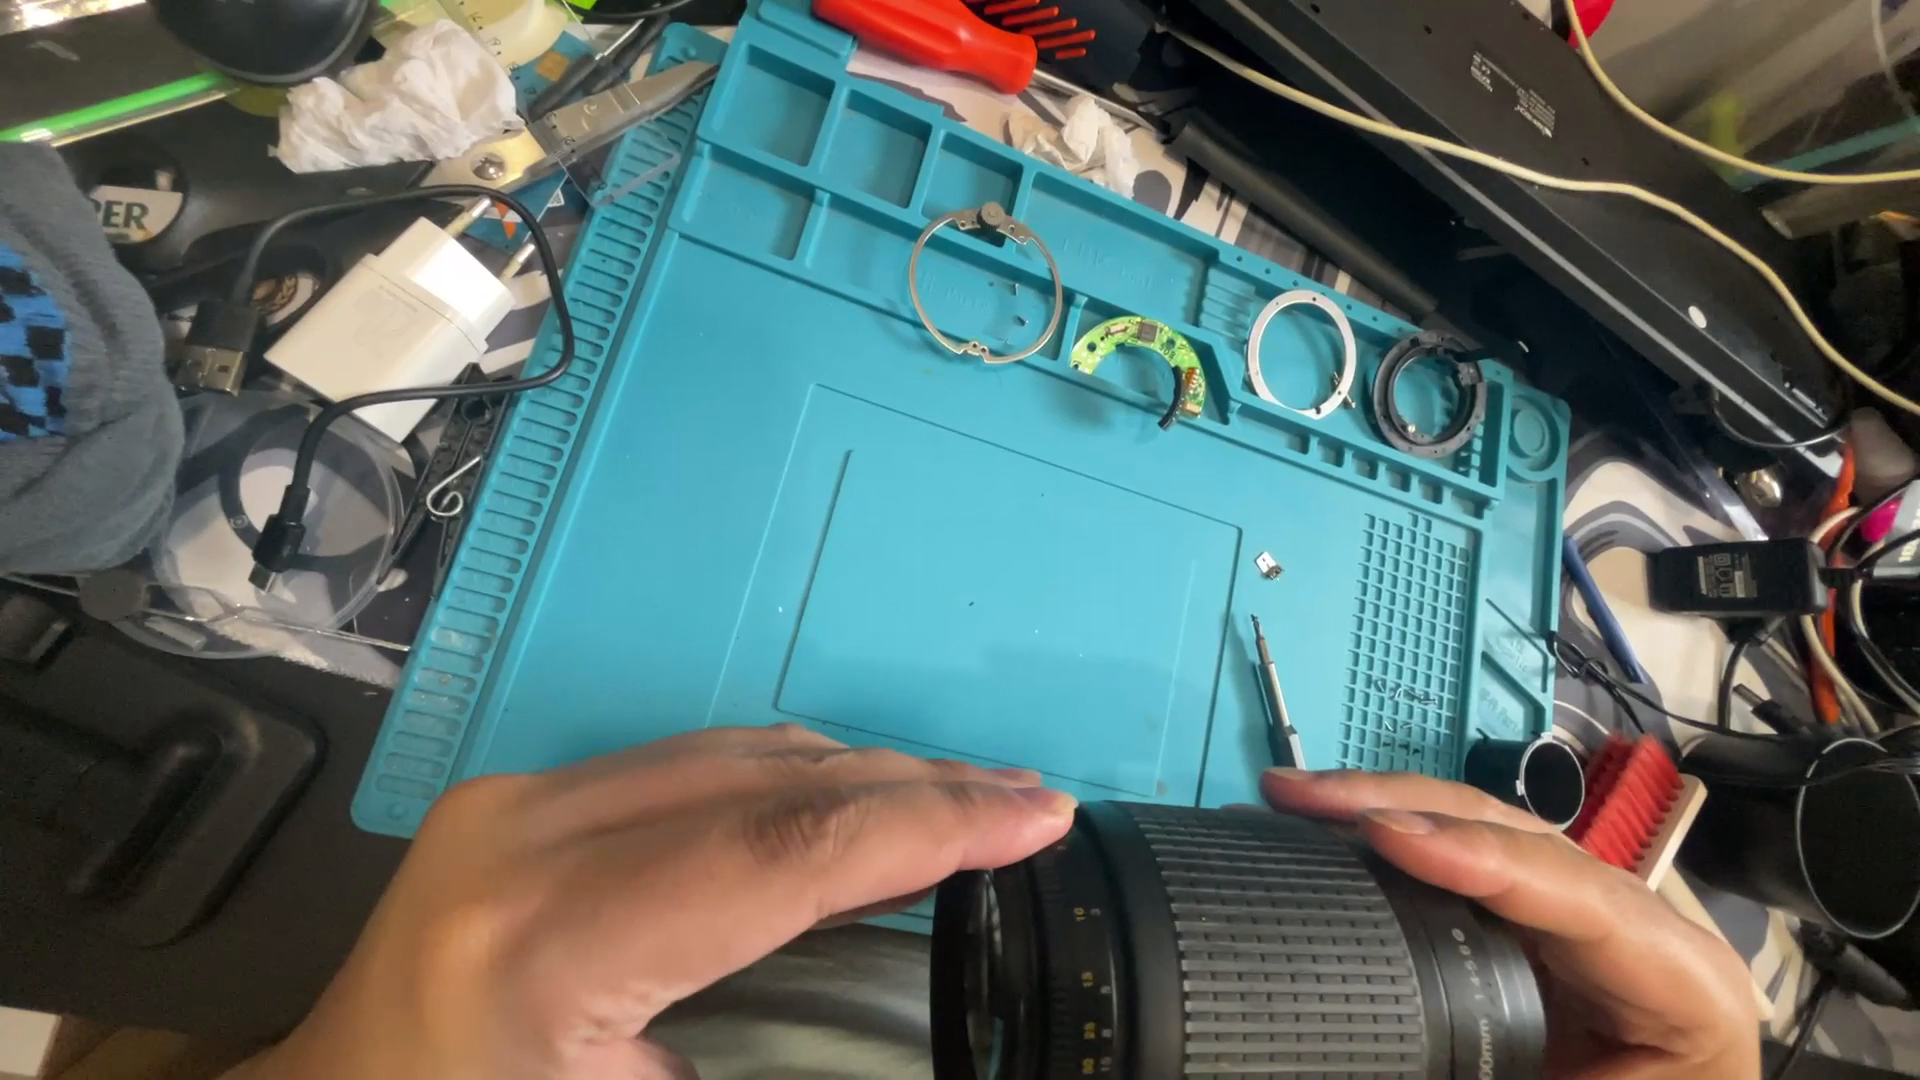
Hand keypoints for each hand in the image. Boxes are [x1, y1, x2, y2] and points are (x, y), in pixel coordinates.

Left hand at [228, 726, 1074, 1079]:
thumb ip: (791, 1056)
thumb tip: (907, 1028)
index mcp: (548, 943)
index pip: (785, 850)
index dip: (928, 825)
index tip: (1037, 813)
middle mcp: (534, 832)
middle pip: (778, 780)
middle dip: (922, 786)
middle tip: (1025, 797)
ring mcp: (529, 794)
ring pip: (750, 752)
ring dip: (874, 771)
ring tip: (968, 793)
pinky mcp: (539, 789)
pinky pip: (710, 759)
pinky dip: (808, 772)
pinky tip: (866, 789)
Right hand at [1262, 768, 1757, 1079]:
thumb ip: (1495, 1071)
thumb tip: (1381, 1036)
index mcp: (1671, 978)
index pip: (1577, 895)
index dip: (1479, 854)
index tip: (1380, 835)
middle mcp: (1613, 914)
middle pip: (1501, 828)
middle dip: (1393, 801)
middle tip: (1296, 795)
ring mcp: (1552, 898)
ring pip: (1460, 818)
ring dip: (1368, 798)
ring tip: (1288, 792)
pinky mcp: (1502, 899)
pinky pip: (1437, 841)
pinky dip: (1370, 823)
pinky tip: (1317, 815)